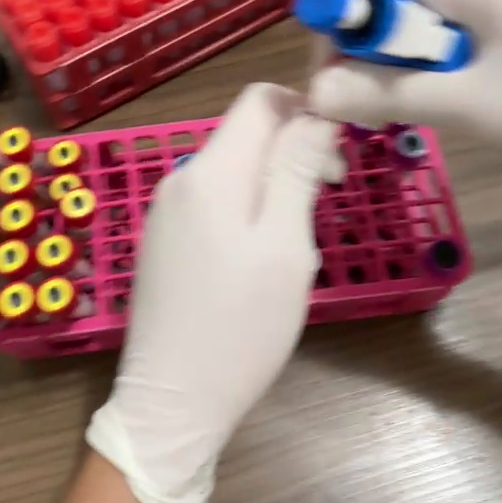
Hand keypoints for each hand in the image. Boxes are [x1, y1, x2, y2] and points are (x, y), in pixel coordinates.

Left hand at [85, 83, 338, 502]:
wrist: (170, 402)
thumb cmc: (240, 328)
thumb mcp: (285, 248)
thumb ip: (296, 171)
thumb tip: (314, 111)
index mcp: (210, 172)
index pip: (259, 100)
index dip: (305, 109)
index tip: (338, 153)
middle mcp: (180, 179)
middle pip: (247, 136)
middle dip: (293, 154)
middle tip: (327, 202)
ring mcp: (166, 212)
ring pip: (234, 171)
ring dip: (274, 188)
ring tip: (296, 245)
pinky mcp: (164, 241)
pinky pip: (214, 203)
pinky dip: (247, 212)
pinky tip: (261, 261)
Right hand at [307, 0, 501, 232]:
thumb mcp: (474, 108)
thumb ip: (386, 95)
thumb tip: (316, 92)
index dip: (334, 18)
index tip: (338, 77)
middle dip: (377, 43)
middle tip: (385, 104)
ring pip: (439, 2)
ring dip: (417, 51)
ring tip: (439, 103)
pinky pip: (479, 10)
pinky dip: (456, 47)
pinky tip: (480, 88)